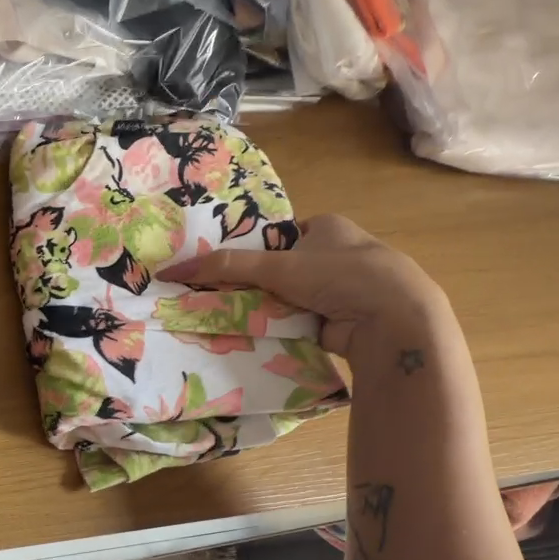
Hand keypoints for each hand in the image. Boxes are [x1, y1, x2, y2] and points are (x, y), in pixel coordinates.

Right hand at [158, 214, 450, 363]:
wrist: (390, 320)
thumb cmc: (341, 275)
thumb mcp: (279, 265)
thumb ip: (224, 266)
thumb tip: (168, 270)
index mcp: (328, 228)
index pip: (273, 236)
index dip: (244, 250)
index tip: (213, 266)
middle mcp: (331, 254)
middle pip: (271, 269)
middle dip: (244, 283)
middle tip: (206, 293)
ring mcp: (333, 288)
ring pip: (277, 295)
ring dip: (254, 306)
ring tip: (218, 314)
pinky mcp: (330, 317)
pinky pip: (287, 318)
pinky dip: (269, 324)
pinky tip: (245, 331)